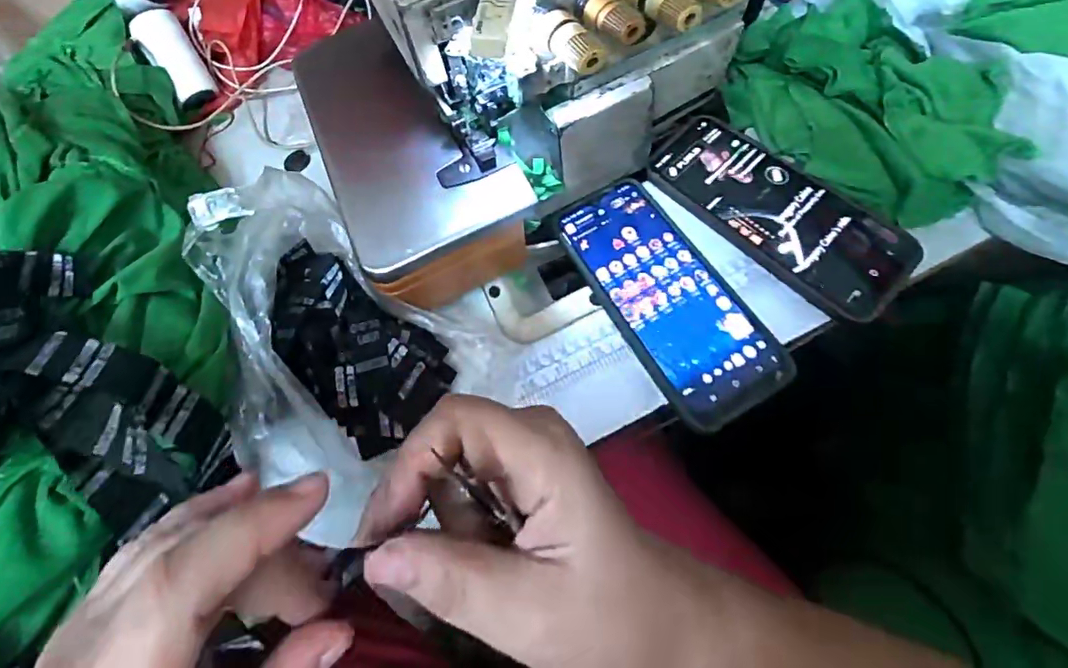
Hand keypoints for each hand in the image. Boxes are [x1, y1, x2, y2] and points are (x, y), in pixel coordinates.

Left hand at [37, 472, 352, 667]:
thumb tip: (335, 631)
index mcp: (126, 664)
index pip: (193, 566)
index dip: (261, 520)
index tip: (319, 490)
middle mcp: (90, 636)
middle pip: (182, 550)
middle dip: (260, 540)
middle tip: (319, 574)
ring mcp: (72, 634)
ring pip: (151, 543)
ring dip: (216, 518)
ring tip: (269, 501)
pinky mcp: (70, 639)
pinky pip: (134, 562)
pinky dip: (181, 536)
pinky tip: (207, 527)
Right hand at [355, 396, 955, 667]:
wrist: (692, 650)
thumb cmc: (624, 629)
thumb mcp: (527, 618)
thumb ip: (447, 580)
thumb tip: (375, 559)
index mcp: (536, 448)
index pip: (448, 422)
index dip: (405, 469)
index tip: (382, 537)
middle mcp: (532, 442)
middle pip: (446, 443)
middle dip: (415, 497)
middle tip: (407, 567)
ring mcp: (534, 467)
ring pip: (455, 470)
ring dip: (434, 519)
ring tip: (441, 577)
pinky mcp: (534, 496)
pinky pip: (472, 496)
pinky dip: (453, 529)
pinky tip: (464, 572)